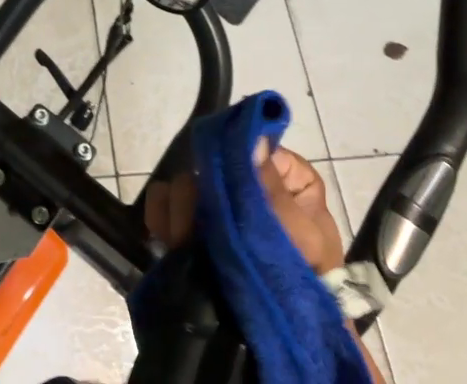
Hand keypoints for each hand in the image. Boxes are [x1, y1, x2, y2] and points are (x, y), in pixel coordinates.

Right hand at [143, 140, 345, 274]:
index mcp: (284, 175)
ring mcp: (218, 204)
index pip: (248, 144)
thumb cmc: (306, 278)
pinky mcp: (194, 226)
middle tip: (193, 230)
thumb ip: (271, 189)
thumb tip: (252, 135)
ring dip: (178, 213)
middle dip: (198, 196)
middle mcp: (246, 181)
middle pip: (208, 163)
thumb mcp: (301, 236)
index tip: (216, 185)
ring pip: (183, 183)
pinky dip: (161, 218)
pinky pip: (163, 204)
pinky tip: (168, 243)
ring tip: (183, 244)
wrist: (289, 331)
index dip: (228, 160)